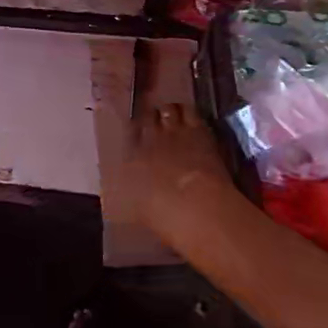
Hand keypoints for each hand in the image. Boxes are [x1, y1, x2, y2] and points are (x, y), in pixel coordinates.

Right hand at [109, 100, 244, 241]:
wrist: (197, 206)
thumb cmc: (167, 218)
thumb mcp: (143, 210)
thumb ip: (138, 196)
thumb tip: (138, 194)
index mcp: (133, 159)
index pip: (129, 137)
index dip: (134, 133)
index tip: (136, 135)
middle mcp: (150, 139)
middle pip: (147, 117)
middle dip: (150, 118)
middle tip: (155, 123)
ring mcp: (174, 131)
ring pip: (168, 110)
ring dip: (169, 113)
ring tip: (172, 117)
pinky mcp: (198, 129)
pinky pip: (189, 111)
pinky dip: (187, 112)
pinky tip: (189, 117)